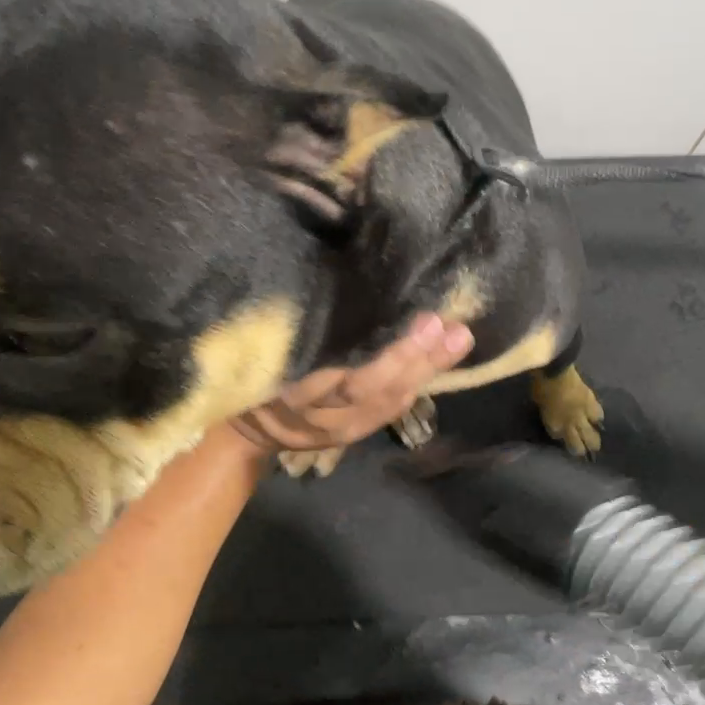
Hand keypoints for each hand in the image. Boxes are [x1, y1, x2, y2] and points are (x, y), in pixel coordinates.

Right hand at [229, 313, 472, 455]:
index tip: (406, 313)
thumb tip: (347, 267)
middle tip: (440, 322)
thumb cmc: (255, 364)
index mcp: (280, 378)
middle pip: (363, 384)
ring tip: (457, 338)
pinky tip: (441, 362)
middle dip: (406, 355)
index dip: (371, 345)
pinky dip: (414, 387)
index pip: (330, 362)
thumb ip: (303, 319)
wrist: (246, 429)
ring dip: (423, 370)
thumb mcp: (265, 341)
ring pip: (383, 400)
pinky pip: (386, 412)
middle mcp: (308, 408)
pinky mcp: (348, 436)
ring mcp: (331, 427)